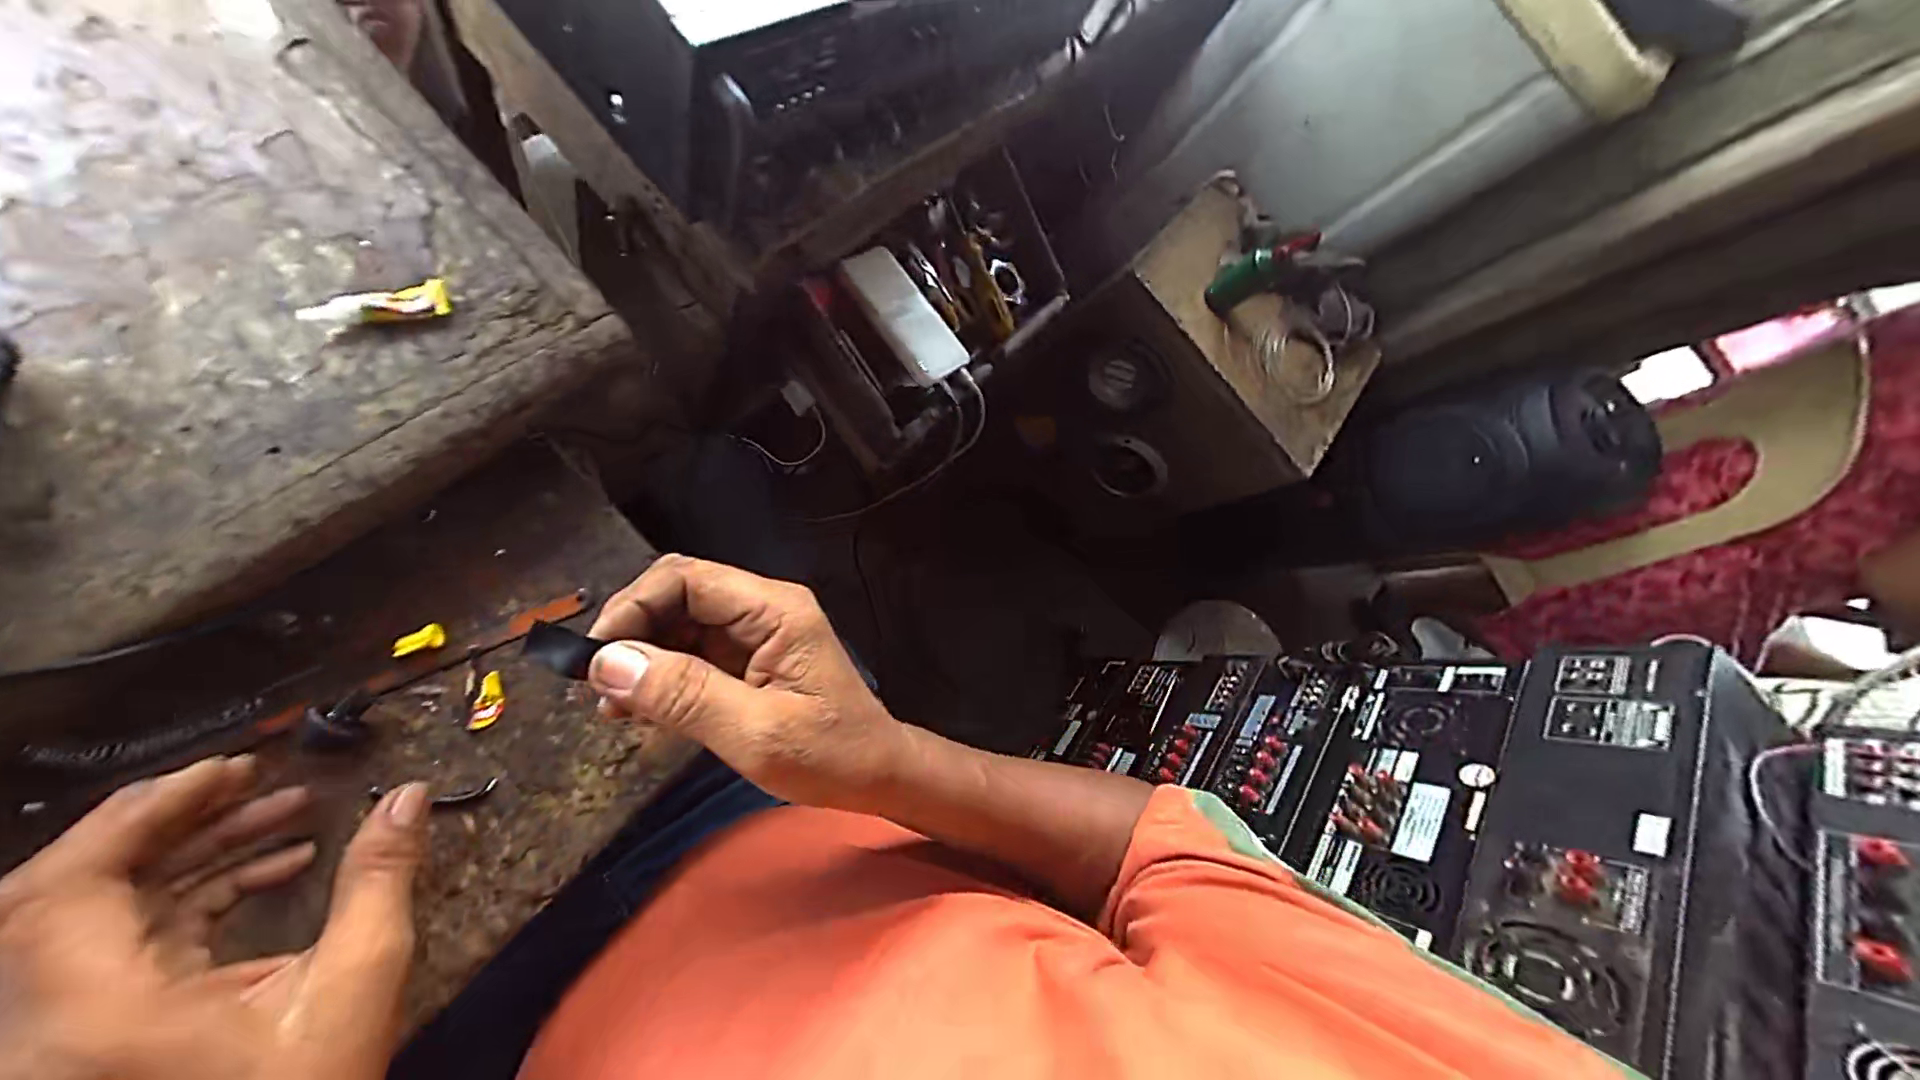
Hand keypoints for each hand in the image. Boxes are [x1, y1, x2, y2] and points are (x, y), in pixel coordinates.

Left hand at [0, 756, 428, 1079]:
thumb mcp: (359, 975)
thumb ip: (380, 877)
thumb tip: (408, 795)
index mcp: (96, 1015)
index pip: (60, 893)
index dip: (136, 816)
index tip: (227, 769)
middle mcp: (52, 1024)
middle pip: (68, 895)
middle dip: (166, 822)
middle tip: (250, 775)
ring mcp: (71, 1033)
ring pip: (104, 914)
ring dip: (196, 851)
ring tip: (287, 807)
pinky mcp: (108, 1032)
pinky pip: (134, 942)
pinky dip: (203, 891)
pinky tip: (284, 864)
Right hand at [588, 555, 909, 810]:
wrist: (875, 774)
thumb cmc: (831, 755)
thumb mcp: (756, 733)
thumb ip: (685, 695)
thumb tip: (607, 662)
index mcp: (776, 610)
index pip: (686, 578)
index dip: (633, 607)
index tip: (596, 659)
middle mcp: (764, 610)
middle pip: (678, 595)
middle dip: (632, 633)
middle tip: (599, 688)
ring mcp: (756, 634)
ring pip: (679, 625)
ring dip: (641, 659)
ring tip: (614, 708)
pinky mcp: (749, 660)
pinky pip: (692, 654)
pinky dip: (661, 676)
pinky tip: (639, 710)